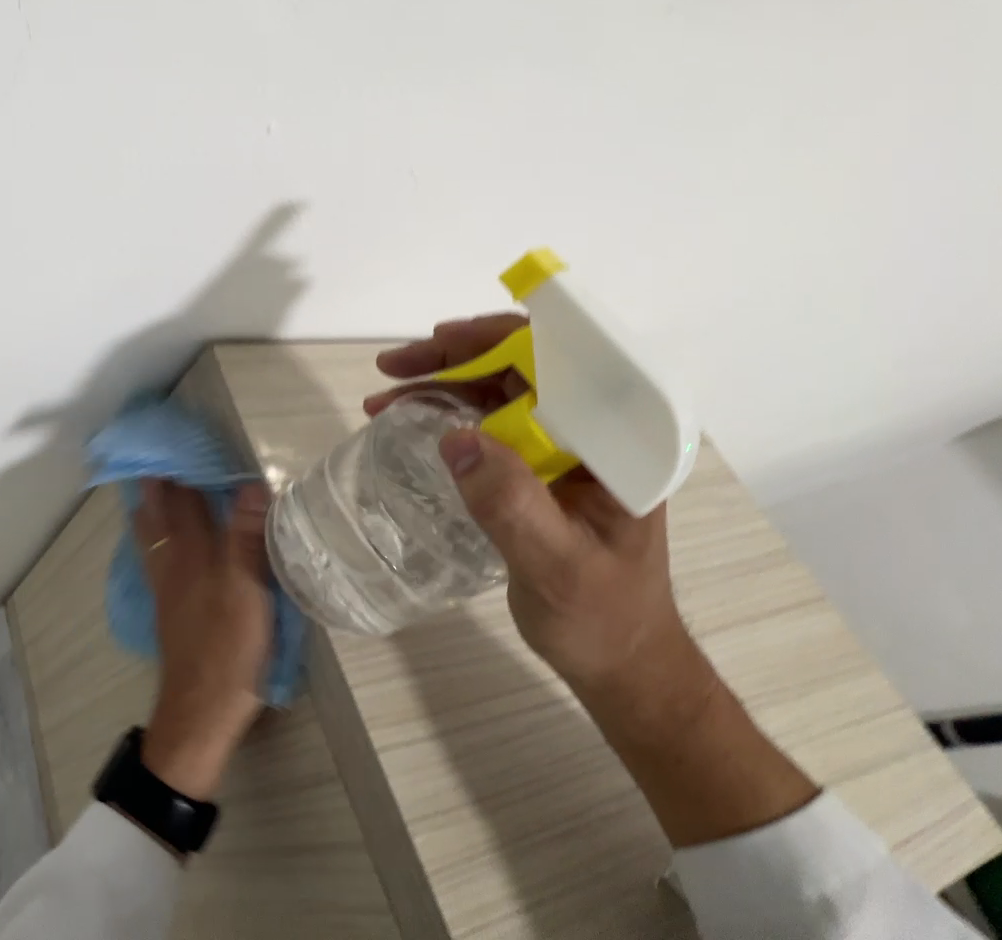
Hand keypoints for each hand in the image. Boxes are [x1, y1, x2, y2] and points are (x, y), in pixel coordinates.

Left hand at [131, 479, 273, 800]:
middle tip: (163, 451)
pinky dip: (155, 535)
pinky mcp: (170, 605)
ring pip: (152, 533)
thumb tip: (250, 485)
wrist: (200, 706)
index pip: (182, 497)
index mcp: (192, 552)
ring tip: (153, 483)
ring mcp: (167, 584)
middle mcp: (171, 561)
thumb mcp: (248, 591)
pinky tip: (160, 539)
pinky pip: (155, 555)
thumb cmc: (229, 648)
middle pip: (159, 510)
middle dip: (159, 479)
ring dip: (152, 504)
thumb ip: (247, 538)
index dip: (181, 466)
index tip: (182, 437)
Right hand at [370, 317, 696, 693]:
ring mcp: (565, 452)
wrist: (618, 660)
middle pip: (523, 369)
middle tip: (390, 368)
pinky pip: (492, 425)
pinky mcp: (540, 471)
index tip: (439, 342)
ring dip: (442, 386)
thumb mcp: (555, 565)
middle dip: (454, 359)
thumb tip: (456, 438)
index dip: (501, 341)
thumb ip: (512, 504)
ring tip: (383, 396)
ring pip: (501, 393)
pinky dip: (448, 416)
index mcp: (617, 444)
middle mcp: (593, 435)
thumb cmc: (599, 617)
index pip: (563, 363)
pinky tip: (412, 422)